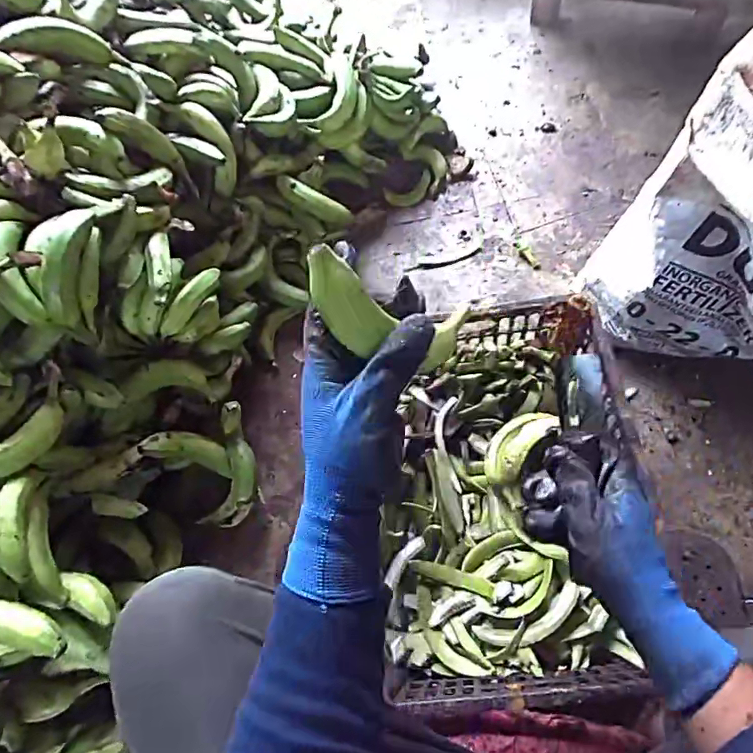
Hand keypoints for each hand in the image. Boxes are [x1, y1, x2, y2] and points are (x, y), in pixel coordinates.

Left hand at [280, 306, 432, 605]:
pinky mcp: (382, 396)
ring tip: (423, 305)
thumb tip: (422, 321)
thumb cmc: (345, 453)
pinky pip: (398, 364)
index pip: (325, 312)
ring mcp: (362, 382)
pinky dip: (412, 351)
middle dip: (382, 303)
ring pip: (382, 342)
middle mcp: (340, 367)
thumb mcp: (367, 404)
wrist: (352, 500)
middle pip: (360, 323)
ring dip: (401, 325)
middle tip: (408, 287)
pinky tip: (430, 340)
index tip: (347, 252)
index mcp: (322, 364)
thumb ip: (392, 362)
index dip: (335, 282)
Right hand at [528, 444, 738, 713]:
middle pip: (576, 464)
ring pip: (568, 489)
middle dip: (554, 478)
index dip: (570, 444)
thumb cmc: (613, 556)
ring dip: (551, 502)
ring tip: (548, 520)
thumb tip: (559, 452)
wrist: (635, 600)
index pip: (595, 440)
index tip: (550, 458)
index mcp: (621, 476)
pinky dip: (558, 520)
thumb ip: (573, 479)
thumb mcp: (587, 514)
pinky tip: (550, 534)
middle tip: (544, 494)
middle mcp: (613, 486)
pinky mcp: (595, 527)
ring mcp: (604, 507)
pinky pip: (570, 511)